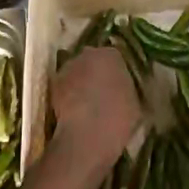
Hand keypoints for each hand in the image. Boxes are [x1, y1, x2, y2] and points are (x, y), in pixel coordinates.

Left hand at [51, 46, 140, 173]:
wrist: (87, 134)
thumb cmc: (118, 118)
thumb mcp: (135, 102)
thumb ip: (128, 89)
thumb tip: (123, 90)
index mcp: (113, 55)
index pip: (115, 59)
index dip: (115, 73)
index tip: (116, 87)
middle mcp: (89, 54)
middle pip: (92, 60)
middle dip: (95, 73)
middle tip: (100, 93)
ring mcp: (69, 67)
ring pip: (76, 71)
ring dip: (79, 82)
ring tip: (85, 104)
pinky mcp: (54, 83)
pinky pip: (63, 85)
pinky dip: (67, 94)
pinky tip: (72, 111)